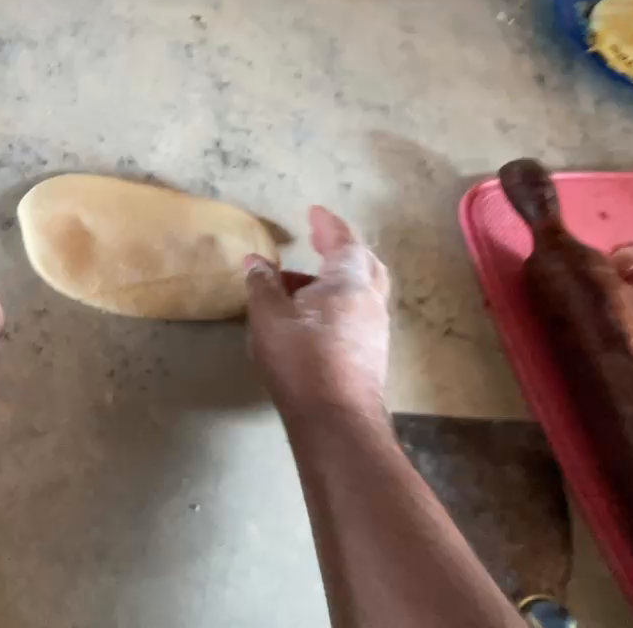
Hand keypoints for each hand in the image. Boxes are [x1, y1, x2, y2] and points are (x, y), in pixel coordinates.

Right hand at [246, 206, 391, 416]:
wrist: (336, 420)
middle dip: (343, 249)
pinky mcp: (371, 353)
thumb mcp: (268, 315)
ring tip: (302, 281)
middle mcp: (369, 302)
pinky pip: (357, 312)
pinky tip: (313, 314)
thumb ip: (263, 283)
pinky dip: (338, 301)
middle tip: (319, 240)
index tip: (315, 212)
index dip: (329, 225)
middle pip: (365, 264)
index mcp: (348, 284)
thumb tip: (257, 261)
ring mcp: (375, 330)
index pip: (344, 243)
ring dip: (337, 278)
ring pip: (362, 291)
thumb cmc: (300, 358)